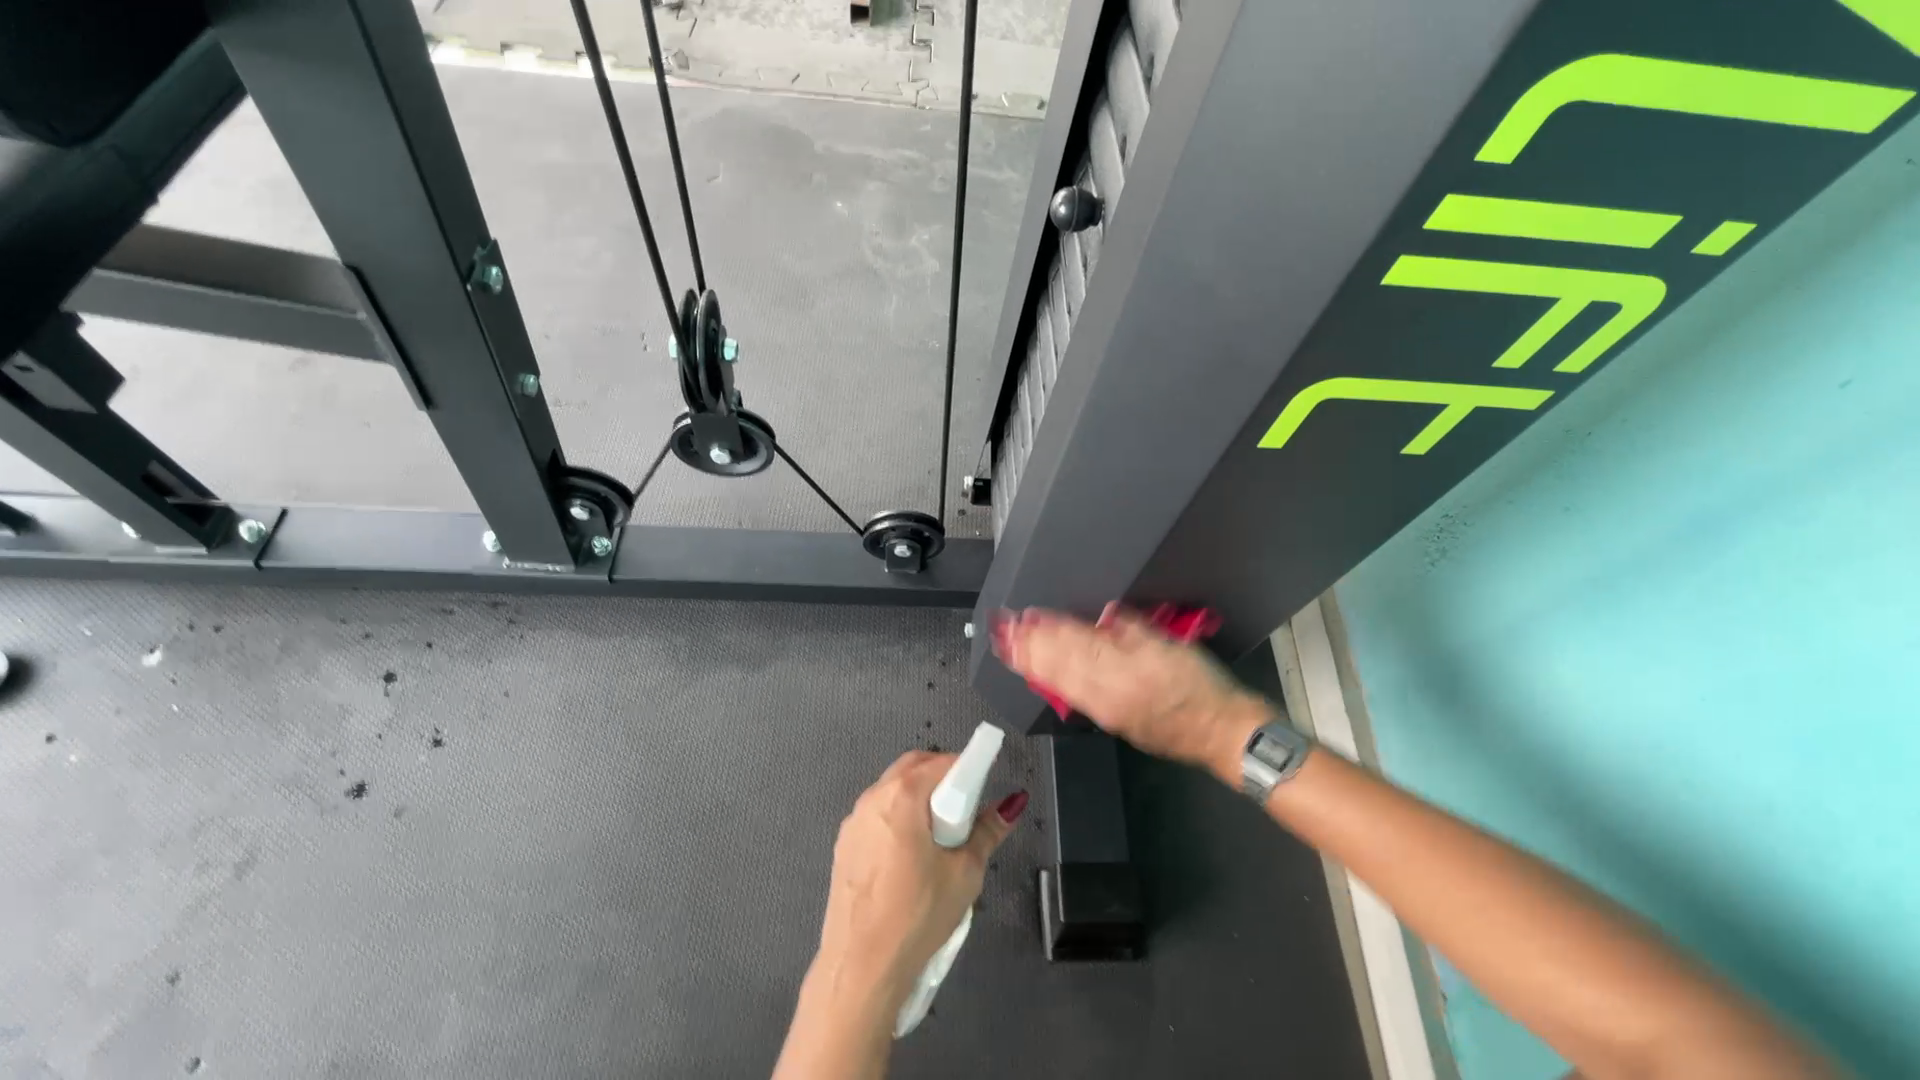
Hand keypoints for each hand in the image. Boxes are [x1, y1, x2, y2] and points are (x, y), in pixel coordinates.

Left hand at [813, 751, 1026, 1010]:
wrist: (861, 966)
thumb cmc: (919, 913)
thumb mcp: (965, 872)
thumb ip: (988, 831)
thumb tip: (1013, 803)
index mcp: (901, 796)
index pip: (942, 762)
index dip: (968, 769)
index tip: (985, 789)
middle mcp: (872, 799)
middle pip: (911, 768)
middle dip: (941, 778)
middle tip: (966, 810)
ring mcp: (852, 823)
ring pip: (890, 792)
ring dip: (917, 798)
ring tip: (941, 836)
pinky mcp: (843, 848)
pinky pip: (876, 817)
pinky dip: (898, 820)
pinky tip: (911, 857)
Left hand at [991, 604, 1269, 784]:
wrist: (1224, 734)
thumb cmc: (1204, 687)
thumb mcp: (1171, 646)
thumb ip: (1132, 629)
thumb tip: (1104, 617)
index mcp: (1120, 669)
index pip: (1074, 642)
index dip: (1046, 628)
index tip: (1023, 616)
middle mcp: (1104, 693)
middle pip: (1057, 665)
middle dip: (1027, 646)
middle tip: (1001, 630)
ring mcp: (1104, 711)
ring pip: (1059, 682)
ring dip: (1032, 663)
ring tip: (1009, 649)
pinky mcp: (1109, 722)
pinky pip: (1071, 697)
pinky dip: (1051, 681)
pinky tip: (1040, 674)